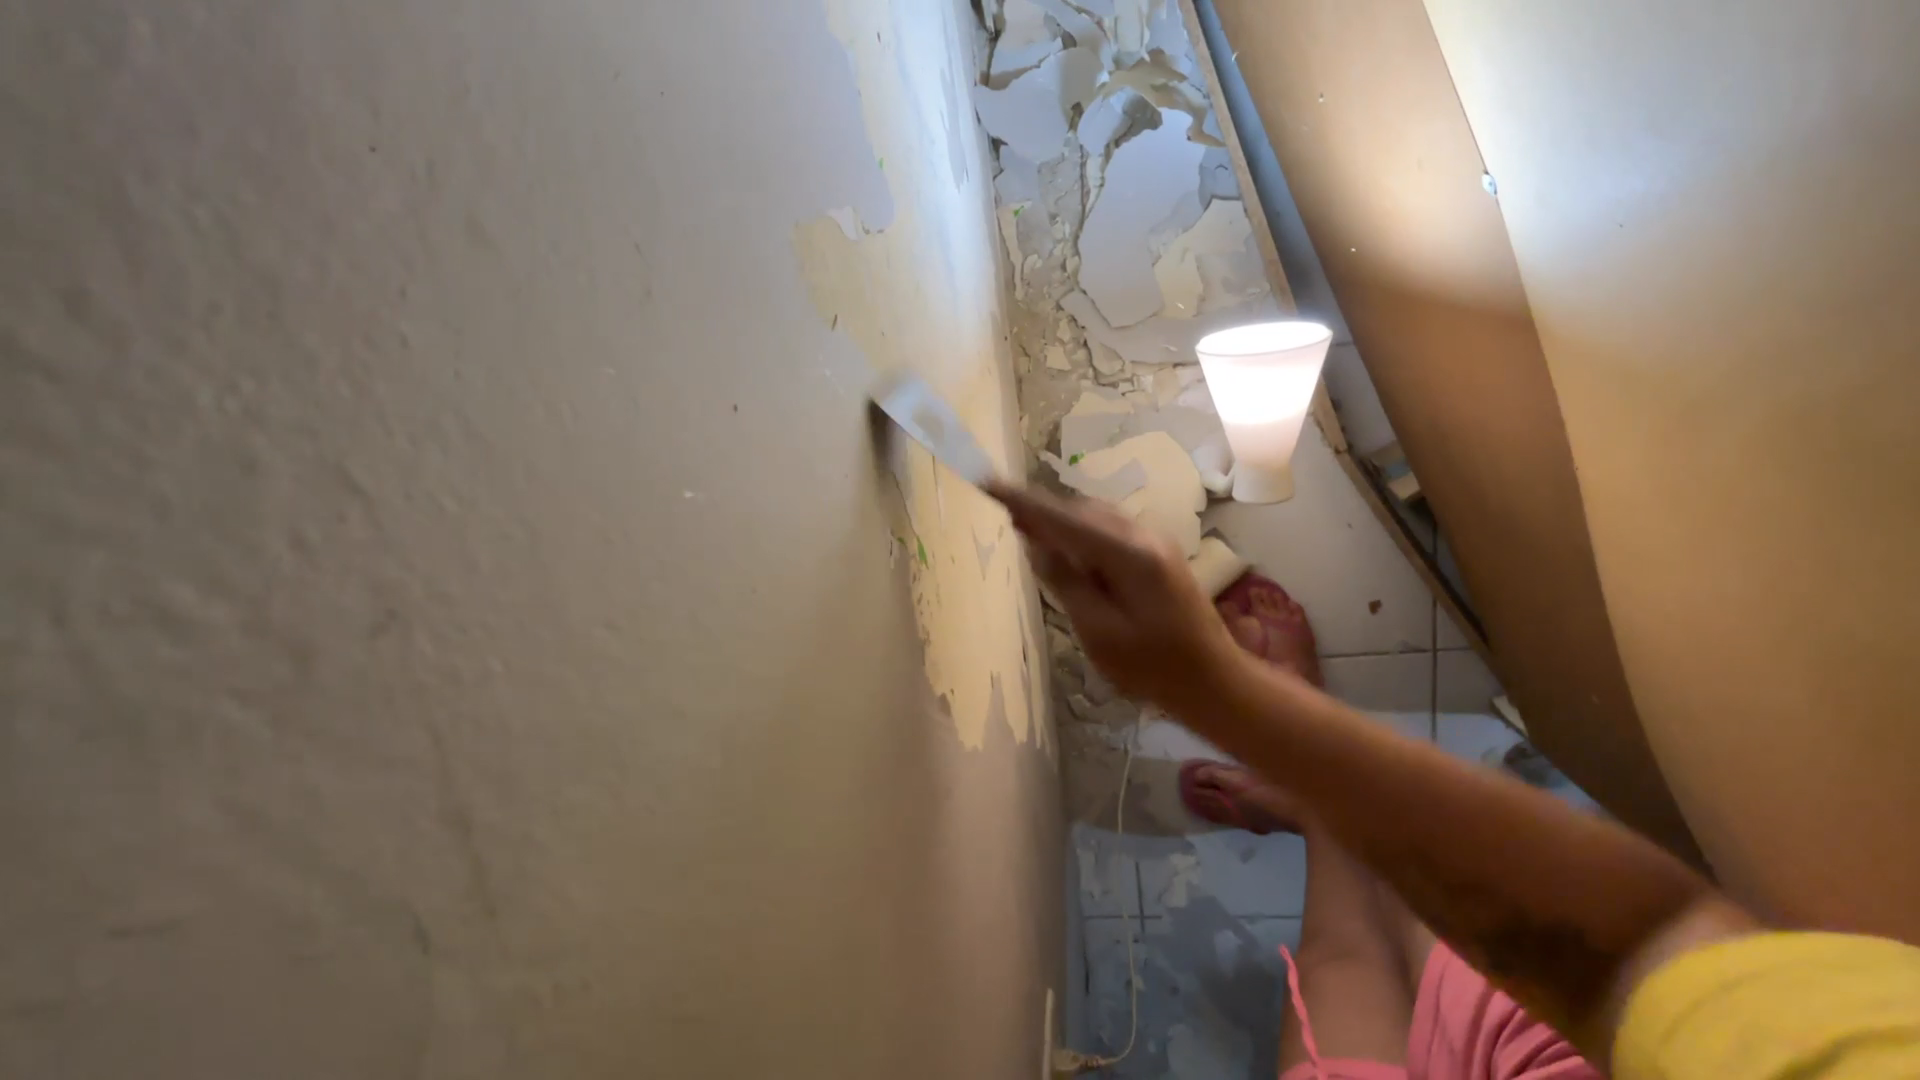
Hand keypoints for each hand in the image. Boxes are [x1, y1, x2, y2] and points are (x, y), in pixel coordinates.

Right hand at [989, 482, 1243, 712]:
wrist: (1215, 680)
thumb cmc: (1155, 667)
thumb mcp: (1100, 634)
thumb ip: (1068, 585)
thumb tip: (1039, 547)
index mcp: (1129, 555)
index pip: (1064, 519)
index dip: (1023, 503)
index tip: (989, 483)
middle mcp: (1144, 536)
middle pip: (1081, 511)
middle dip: (1042, 512)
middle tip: (1004, 516)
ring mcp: (1156, 542)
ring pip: (1096, 519)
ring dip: (1062, 524)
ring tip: (1029, 533)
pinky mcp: (1159, 555)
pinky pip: (1111, 532)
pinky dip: (1083, 535)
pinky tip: (1069, 554)